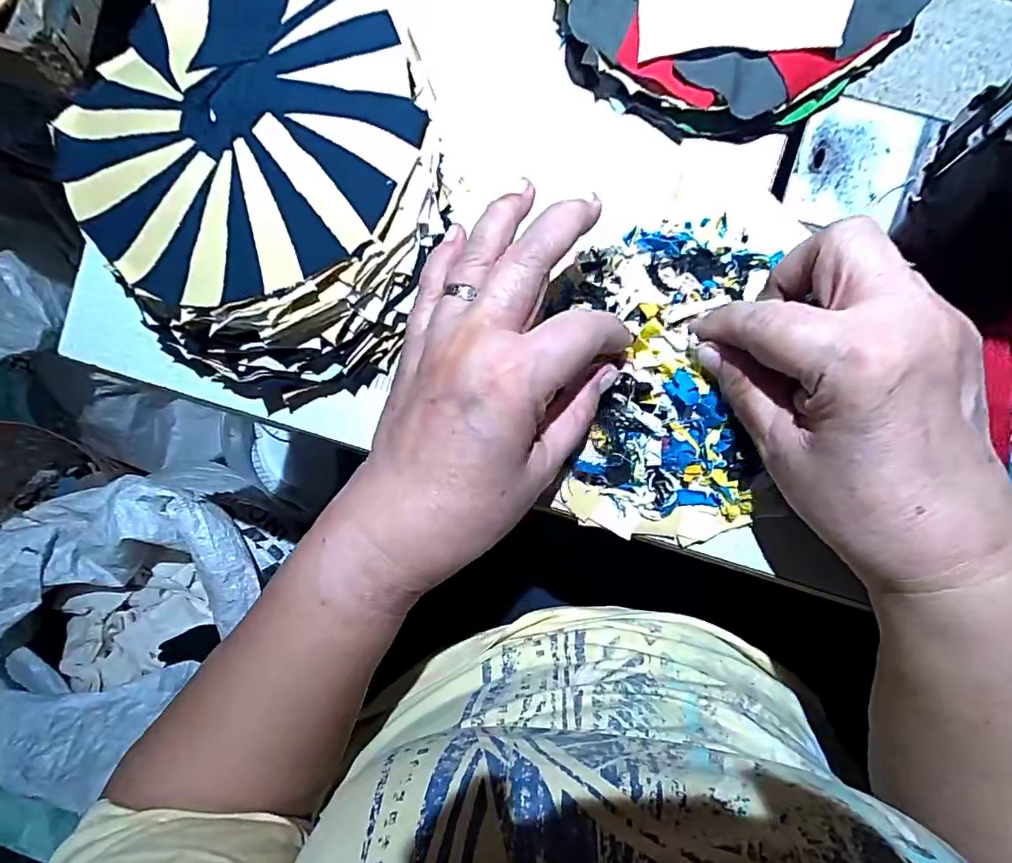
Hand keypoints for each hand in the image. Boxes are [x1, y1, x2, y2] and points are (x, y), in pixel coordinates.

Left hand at [315, 186, 631, 608]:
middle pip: (526, 263)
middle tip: (588, 204)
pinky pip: (428, 294)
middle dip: (562, 227)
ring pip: (471, 265)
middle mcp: (475, 342)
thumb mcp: (539, 470)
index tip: (619, 350)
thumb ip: (576, 411)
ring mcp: (436, 343)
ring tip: (522, 189)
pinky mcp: (411, 354)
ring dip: (498, 222)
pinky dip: (443, 260)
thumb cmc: (469, 511)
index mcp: (517, 375)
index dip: (612, 333)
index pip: (583, 327)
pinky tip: (455, 236)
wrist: (391, 523)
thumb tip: (603, 370)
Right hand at [692, 217, 1011, 595]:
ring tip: (793, 349)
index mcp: (857, 353)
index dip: (721, 323)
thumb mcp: (779, 446)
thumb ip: (744, 386)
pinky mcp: (949, 332)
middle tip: (764, 329)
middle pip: (839, 242)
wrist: (948, 531)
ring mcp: (939, 319)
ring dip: (818, 291)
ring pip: (868, 261)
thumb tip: (710, 350)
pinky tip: (828, 361)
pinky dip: (846, 310)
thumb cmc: (852, 501)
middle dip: (786, 276)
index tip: (697, 336)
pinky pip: (888, 292)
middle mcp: (908, 316)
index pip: (767, 314)